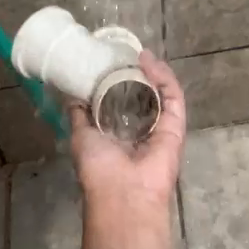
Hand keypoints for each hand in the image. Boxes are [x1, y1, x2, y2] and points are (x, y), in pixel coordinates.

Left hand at [69, 51, 185, 217]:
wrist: (124, 195)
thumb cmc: (98, 168)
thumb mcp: (81, 136)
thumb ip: (79, 114)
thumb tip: (72, 93)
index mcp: (120, 133)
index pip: (123, 101)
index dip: (119, 80)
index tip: (112, 61)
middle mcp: (142, 129)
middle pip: (145, 94)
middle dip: (138, 73)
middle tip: (128, 54)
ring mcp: (161, 126)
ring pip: (161, 92)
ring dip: (153, 71)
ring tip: (141, 55)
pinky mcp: (176, 124)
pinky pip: (173, 96)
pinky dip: (164, 77)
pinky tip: (150, 62)